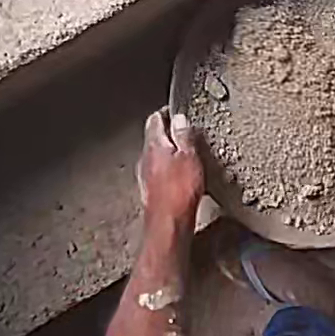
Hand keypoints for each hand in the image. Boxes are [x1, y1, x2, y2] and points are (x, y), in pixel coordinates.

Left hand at [138, 109, 203, 224]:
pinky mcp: (150, 191)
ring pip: (156, 156)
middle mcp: (145, 158)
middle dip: (168, 134)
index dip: (166, 113)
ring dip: (168, 153)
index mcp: (153, 145)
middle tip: (184, 132)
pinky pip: (158, 173)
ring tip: (185, 154)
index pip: (155, 119)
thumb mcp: (189, 157)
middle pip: (154, 138)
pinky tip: (179, 176)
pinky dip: (168, 169)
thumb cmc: (179, 190)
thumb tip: (179, 119)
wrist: (168, 224)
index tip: (177, 112)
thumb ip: (184, 136)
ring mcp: (145, 175)